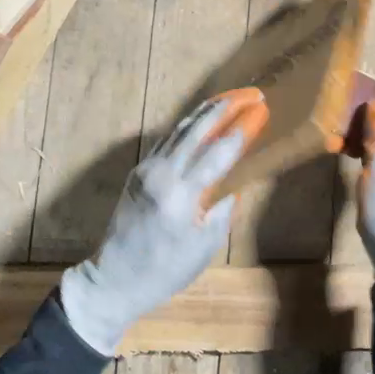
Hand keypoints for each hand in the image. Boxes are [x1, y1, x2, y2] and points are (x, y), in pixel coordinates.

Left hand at [59, 92, 255, 355]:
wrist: (113, 279)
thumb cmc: (164, 270)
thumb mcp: (204, 248)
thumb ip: (222, 211)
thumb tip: (235, 183)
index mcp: (181, 197)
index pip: (218, 152)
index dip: (242, 129)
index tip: (261, 110)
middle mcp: (163, 174)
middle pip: (198, 130)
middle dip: (226, 108)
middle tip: (250, 94)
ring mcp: (147, 168)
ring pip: (180, 129)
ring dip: (206, 111)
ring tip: (229, 98)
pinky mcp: (138, 170)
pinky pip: (167, 140)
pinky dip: (188, 126)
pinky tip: (201, 119)